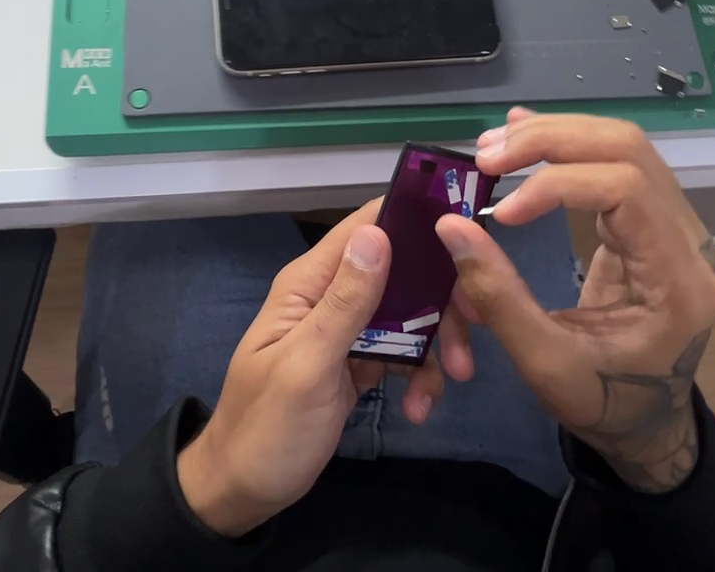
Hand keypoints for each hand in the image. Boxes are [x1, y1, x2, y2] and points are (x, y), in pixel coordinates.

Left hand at [177, 200, 446, 535]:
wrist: (243, 492)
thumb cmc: (267, 427)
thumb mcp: (307, 365)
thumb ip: (344, 301)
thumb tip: (377, 233)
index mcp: (310, 282)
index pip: (365, 227)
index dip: (414, 222)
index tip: (466, 238)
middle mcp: (330, 295)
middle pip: (399, 271)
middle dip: (439, 296)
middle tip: (471, 330)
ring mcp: (347, 329)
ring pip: (407, 313)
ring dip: (436, 342)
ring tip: (453, 379)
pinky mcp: (359, 361)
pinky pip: (402, 352)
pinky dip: (418, 375)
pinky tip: (419, 408)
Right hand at [435, 108, 714, 493]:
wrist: (647, 425)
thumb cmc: (606, 404)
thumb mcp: (545, 364)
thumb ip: (498, 295)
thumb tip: (450, 224)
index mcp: (676, 279)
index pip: (625, 189)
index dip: (555, 185)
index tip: (502, 213)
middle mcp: (686, 239)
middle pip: (626, 149)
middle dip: (550, 141)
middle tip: (486, 156)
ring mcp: (673, 225)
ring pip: (620, 145)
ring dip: (553, 136)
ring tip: (492, 146)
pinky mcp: (649, 220)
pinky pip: (613, 163)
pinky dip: (564, 144)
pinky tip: (522, 132)